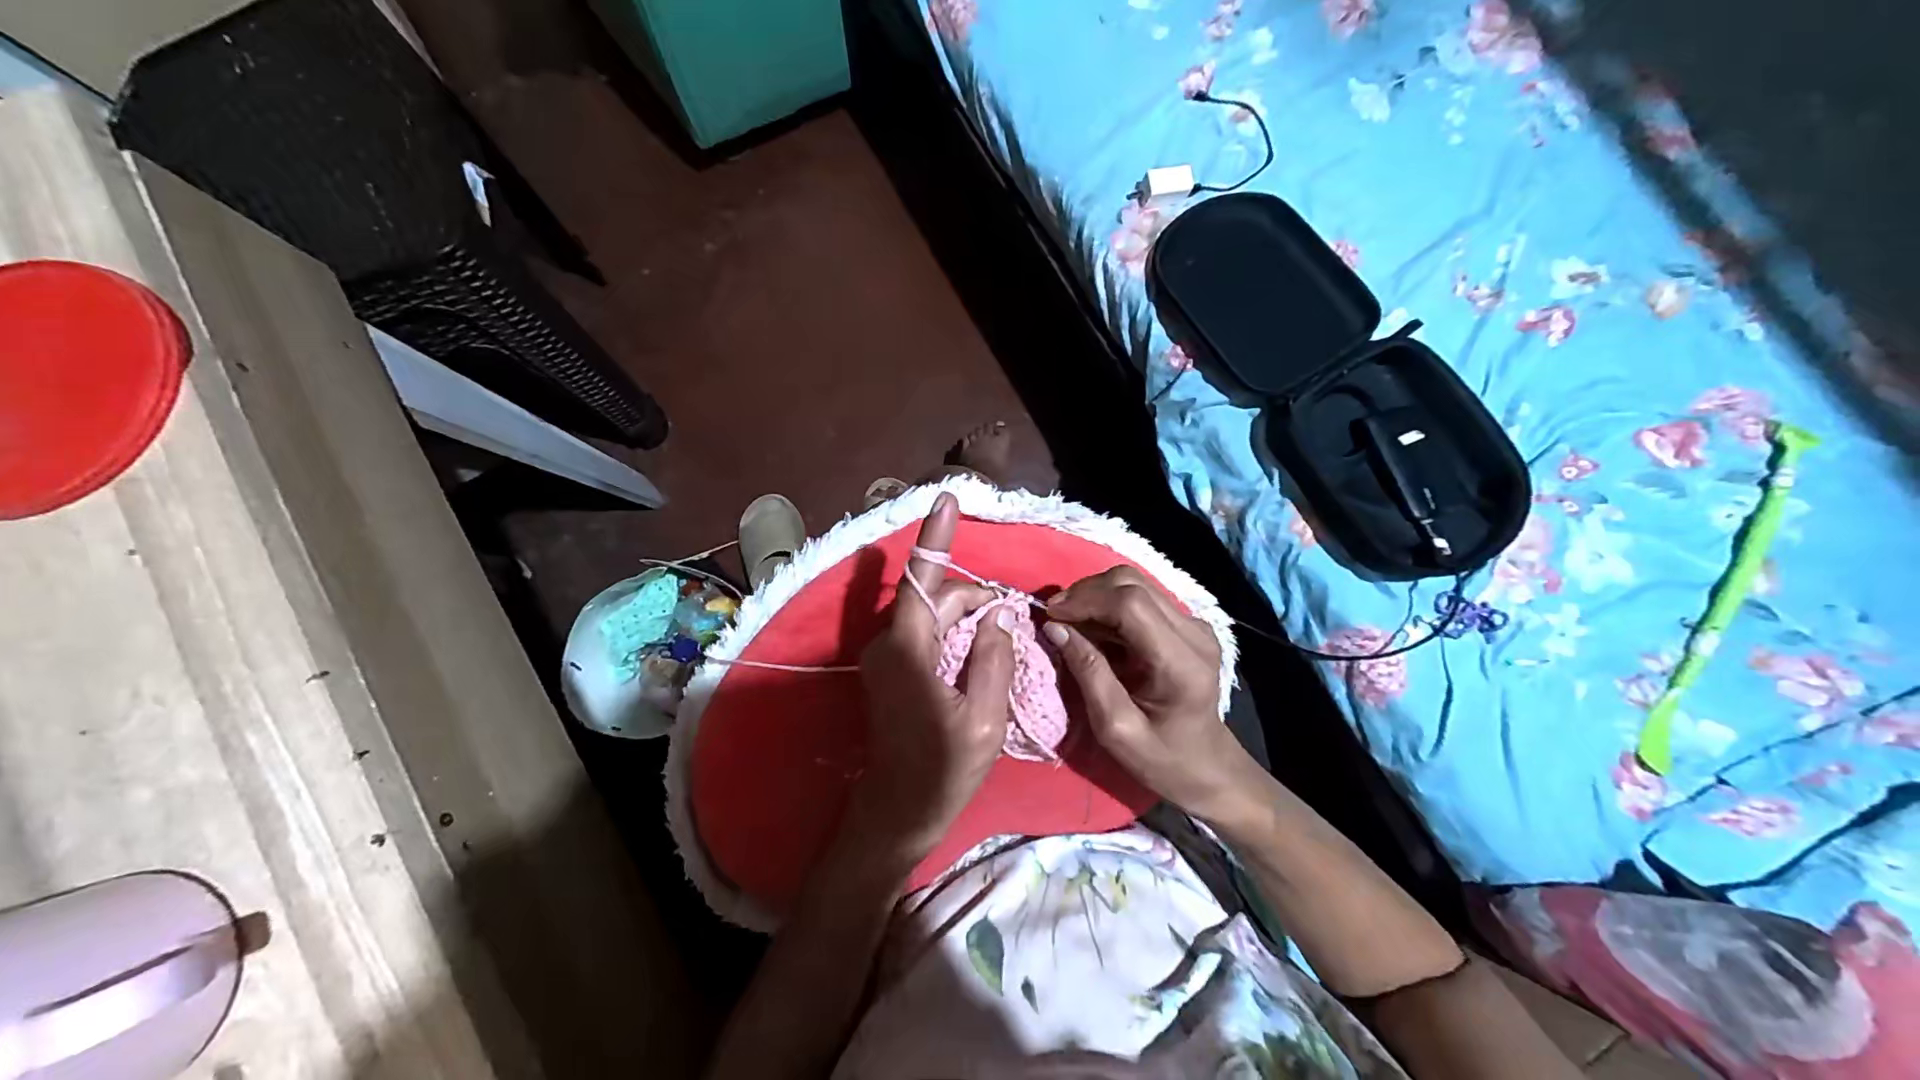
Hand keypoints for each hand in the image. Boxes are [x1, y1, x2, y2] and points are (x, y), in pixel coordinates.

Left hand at [851, 493, 1015, 865]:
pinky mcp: (890, 671)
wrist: (898, 810)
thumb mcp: (984, 718)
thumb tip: (995, 616)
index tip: (945, 498)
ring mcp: (886, 658)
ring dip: (965, 619)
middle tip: (1009, 622)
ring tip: (998, 640)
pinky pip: (926, 635)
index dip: (935, 536)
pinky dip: (953, 634)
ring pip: (931, 616)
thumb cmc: (942, 769)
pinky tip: (978, 652)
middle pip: (935, 598)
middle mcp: (889, 645)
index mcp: (908, 650)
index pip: (920, 580)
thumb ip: (992, 659)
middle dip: (973, 599)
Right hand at [1043, 566, 1264, 826]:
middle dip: (1086, 593)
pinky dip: (1108, 604)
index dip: (1086, 600)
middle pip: (1132, 584)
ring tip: (1068, 621)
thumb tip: (1055, 627)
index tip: (1050, 615)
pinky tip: (1091, 627)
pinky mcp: (1187, 625)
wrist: (1208, 768)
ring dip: (1096, 595)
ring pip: (1135, 583)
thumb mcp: (1115, 728)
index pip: (1131, 604)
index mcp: (1181, 662)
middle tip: (1055, 617)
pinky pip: (1141, 598)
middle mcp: (1194, 633)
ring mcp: (1194, 625)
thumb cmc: (1162, 760)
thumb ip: (1088, 673)